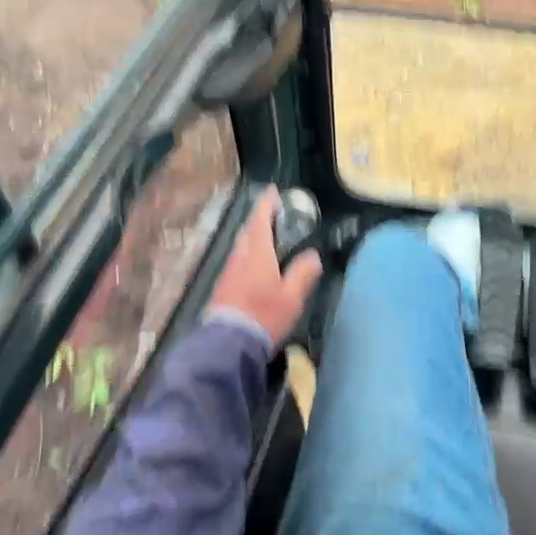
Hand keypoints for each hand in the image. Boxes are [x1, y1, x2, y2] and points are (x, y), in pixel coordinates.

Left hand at [209, 187, 323, 344]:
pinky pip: (237, 261)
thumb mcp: (292, 297)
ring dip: (252, 237)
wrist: (228, 343)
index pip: (261, 220)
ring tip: (266, 238)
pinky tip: (254, 265)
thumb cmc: (264, 315)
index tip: (273, 191)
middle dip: (259, 219)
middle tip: (273, 215)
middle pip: (248, 231)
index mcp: (257, 253)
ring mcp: (228, 272)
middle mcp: (239, 257)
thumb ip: (302, 273)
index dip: (267, 204)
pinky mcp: (222, 287)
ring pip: (241, 246)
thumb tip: (313, 256)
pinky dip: (247, 254)